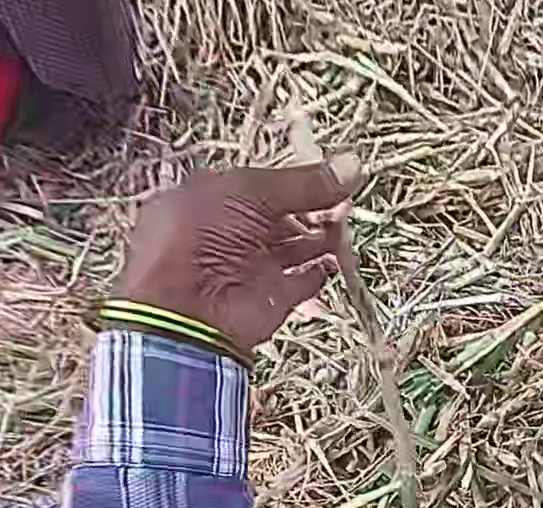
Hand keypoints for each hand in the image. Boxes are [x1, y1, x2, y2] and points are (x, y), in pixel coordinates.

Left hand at [112, 156, 366, 351]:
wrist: (189, 307)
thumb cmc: (199, 237)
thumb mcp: (250, 192)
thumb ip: (304, 184)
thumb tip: (353, 167)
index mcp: (219, 199)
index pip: (269, 188)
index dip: (301, 184)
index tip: (333, 179)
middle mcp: (237, 233)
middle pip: (287, 218)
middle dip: (317, 211)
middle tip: (344, 206)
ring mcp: (256, 268)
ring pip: (299, 249)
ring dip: (323, 240)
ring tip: (344, 231)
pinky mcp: (273, 298)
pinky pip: (303, 282)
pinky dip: (320, 273)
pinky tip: (334, 262)